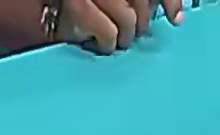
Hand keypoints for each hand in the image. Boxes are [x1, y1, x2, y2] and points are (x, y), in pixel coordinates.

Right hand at [61, 0, 183, 51]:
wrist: (41, 1)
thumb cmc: (82, 3)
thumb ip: (134, 0)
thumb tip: (167, 12)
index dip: (169, 1)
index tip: (177, 20)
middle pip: (143, 1)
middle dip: (144, 21)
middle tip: (134, 33)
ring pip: (129, 19)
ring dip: (126, 36)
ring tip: (119, 40)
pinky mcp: (79, 8)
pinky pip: (109, 34)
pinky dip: (109, 44)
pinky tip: (103, 45)